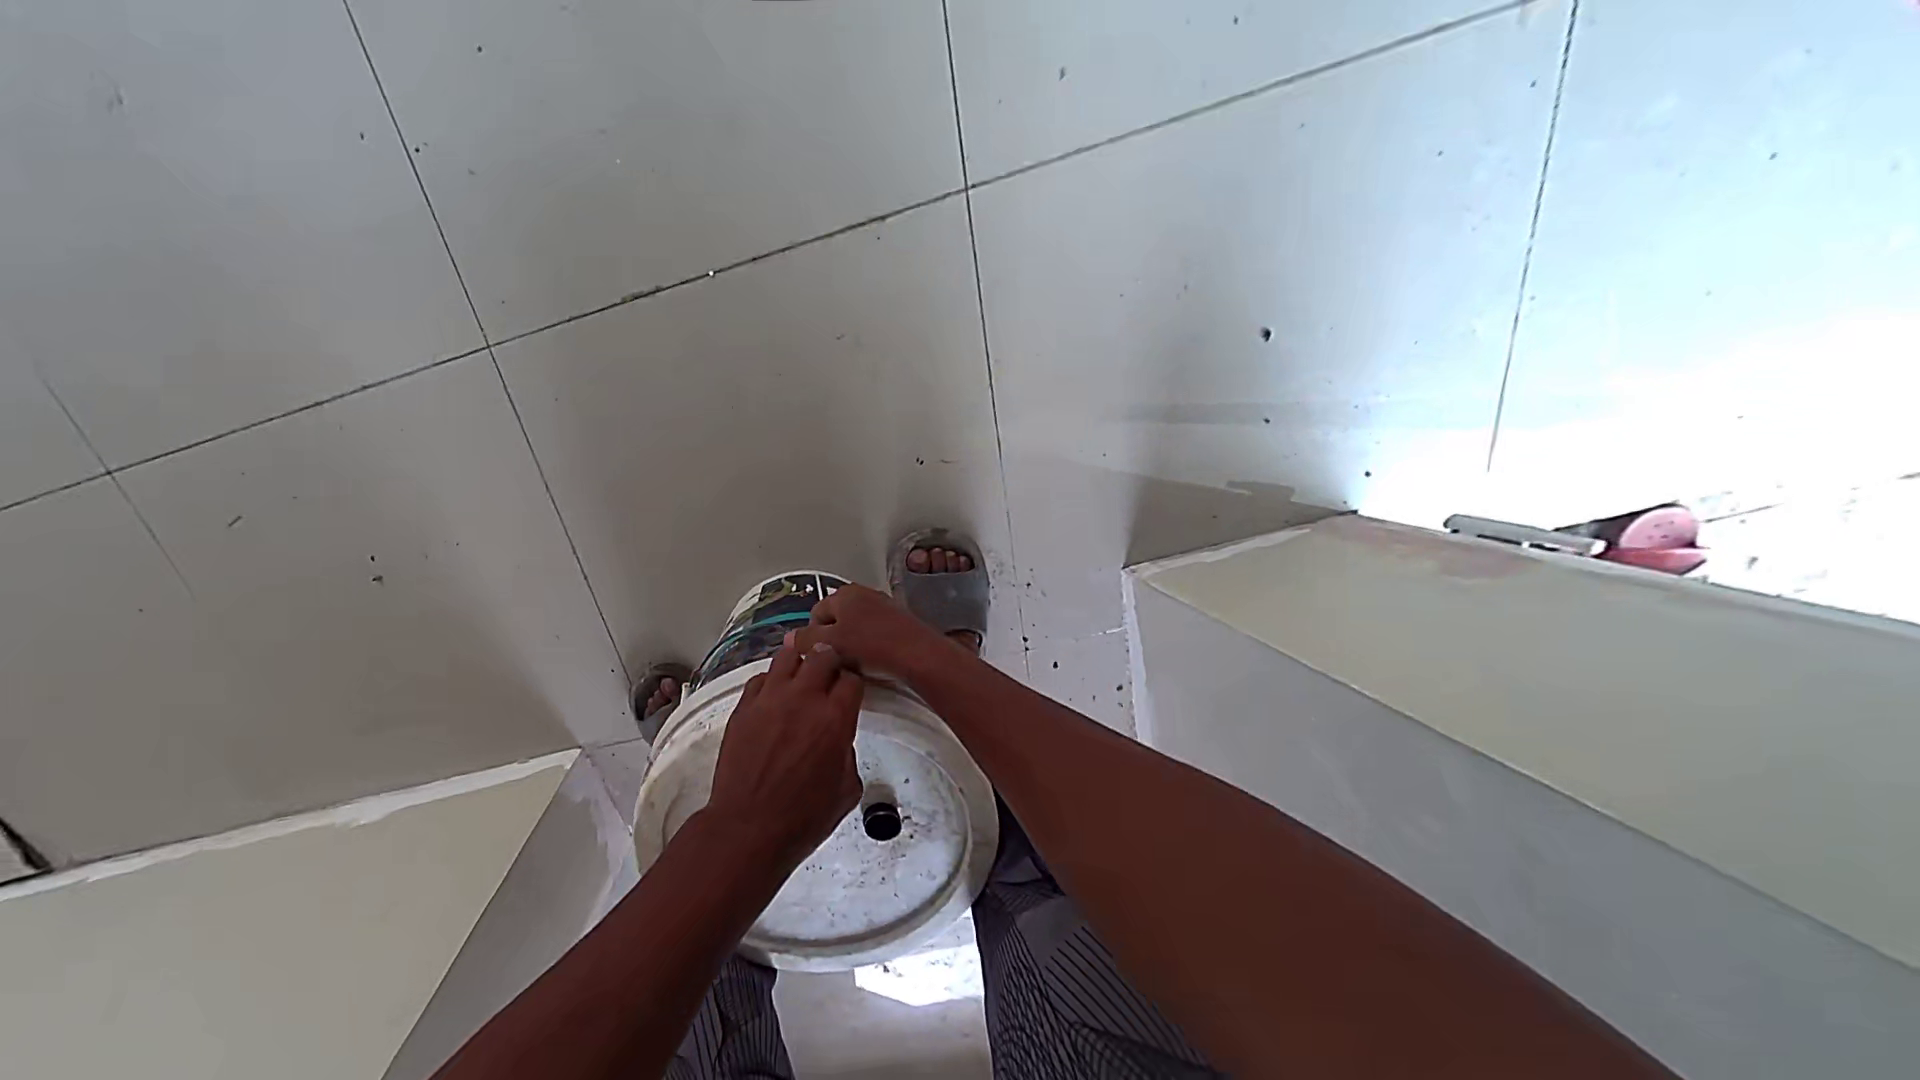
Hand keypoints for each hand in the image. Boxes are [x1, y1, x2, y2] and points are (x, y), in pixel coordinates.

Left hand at [705, 641, 864, 869]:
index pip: (852, 678)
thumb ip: (847, 753)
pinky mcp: (744, 709)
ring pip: (788, 656)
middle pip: (822, 656)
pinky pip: (760, 679)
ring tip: (802, 671)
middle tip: (830, 670)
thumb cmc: (802, 817)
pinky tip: (775, 694)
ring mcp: (770, 701)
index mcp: (835, 718)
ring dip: (800, 660)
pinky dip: (771, 680)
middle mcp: (804, 700)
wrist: (748, 829)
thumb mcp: (847, 789)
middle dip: (830, 660)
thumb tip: (838, 742)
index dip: (854, 682)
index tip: (850, 690)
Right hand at [788, 583, 966, 680]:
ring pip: (856, 625)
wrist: (917, 654)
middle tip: (837, 659)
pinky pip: (875, 631)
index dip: (812, 636)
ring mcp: (883, 604)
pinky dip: (871, 643)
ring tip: (857, 662)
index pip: (815, 613)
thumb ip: (806, 639)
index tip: (818, 655)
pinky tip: (875, 659)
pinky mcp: (898, 619)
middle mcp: (863, 593)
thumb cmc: (872, 646)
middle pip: (836, 618)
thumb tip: (790, 637)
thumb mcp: (830, 644)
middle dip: (833, 637)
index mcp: (844, 593)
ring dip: (852, 642)